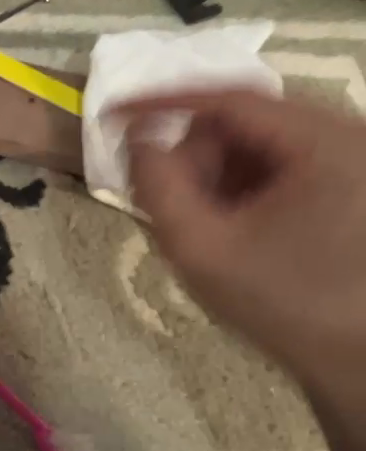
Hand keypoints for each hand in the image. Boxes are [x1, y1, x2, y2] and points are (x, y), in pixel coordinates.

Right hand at [120, 90, 365, 391]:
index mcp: (327, 146)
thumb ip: (156, 182)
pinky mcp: (357, 178)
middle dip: (195, 150)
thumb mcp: (195, 242)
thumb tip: (136, 137)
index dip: (161, 102)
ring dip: (219, 167)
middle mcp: (354, 138)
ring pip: (265, 136)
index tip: (109, 116)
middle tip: (167, 195)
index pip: (229, 98)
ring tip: (204, 215)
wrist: (359, 351)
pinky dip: (247, 177)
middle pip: (248, 116)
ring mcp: (359, 158)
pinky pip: (289, 156)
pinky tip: (235, 217)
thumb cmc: (277, 298)